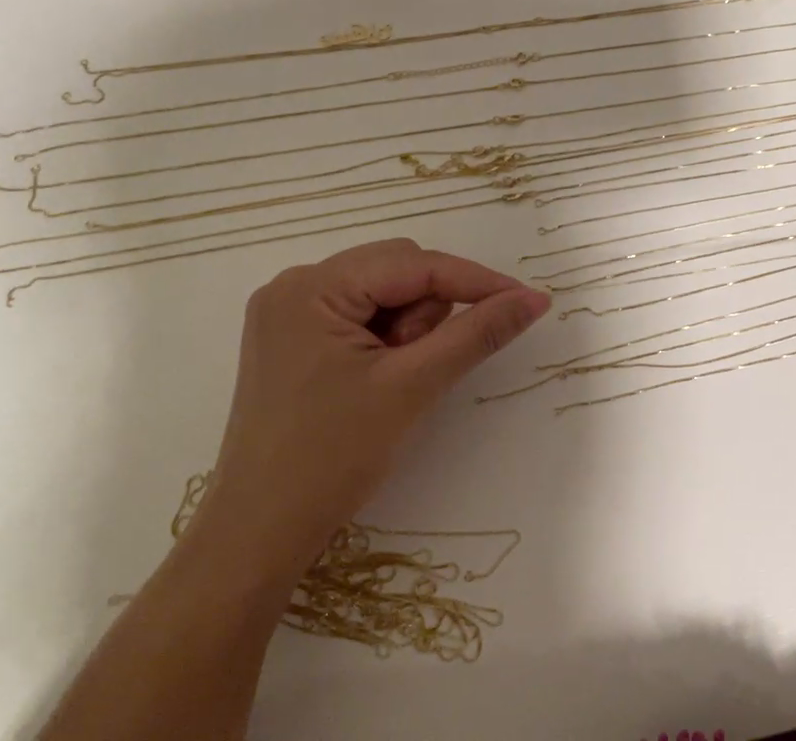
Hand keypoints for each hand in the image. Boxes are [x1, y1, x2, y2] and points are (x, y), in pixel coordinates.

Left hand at [192, 239, 549, 573]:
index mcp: (311, 288)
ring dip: (411, 327)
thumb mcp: (412, 387)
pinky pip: (362, 317)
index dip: (477, 280)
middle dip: (429, 312)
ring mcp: (289, 314)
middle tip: (424, 365)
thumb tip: (535, 299)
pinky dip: (389, 340)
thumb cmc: (331, 457)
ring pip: (384, 294)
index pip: (415, 264)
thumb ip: (477, 334)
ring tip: (397, 379)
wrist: (260, 532)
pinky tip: (381, 379)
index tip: (529, 301)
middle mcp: (294, 286)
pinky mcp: (294, 341)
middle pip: (397, 271)